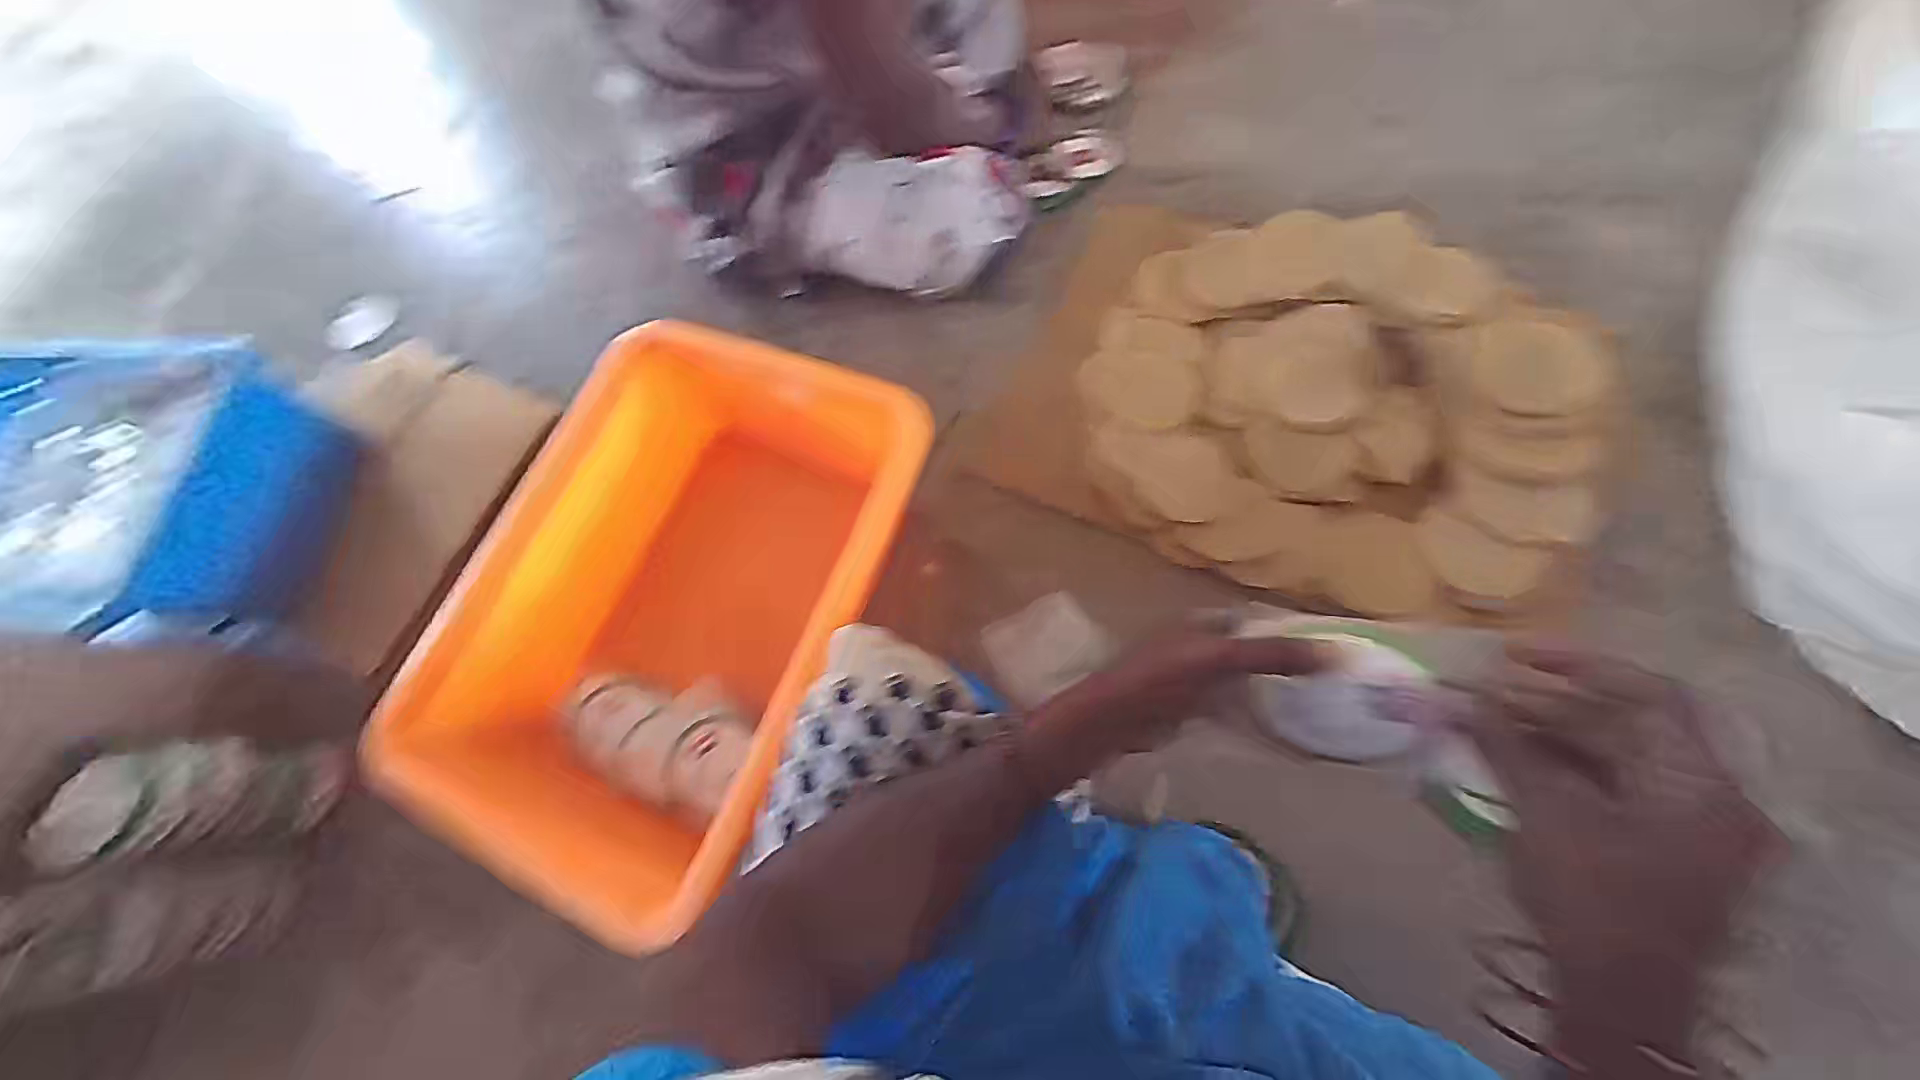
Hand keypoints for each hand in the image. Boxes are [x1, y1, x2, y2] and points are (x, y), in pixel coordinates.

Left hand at [1019, 622, 1326, 789]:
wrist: (1103, 724)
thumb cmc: (1153, 681)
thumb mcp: (1213, 659)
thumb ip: (1267, 653)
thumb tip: (1331, 652)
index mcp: (1202, 625)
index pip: (1257, 622)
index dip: (1292, 633)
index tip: (1336, 653)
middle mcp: (1197, 647)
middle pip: (1252, 653)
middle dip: (1288, 667)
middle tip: (1338, 690)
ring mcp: (1191, 682)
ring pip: (1243, 684)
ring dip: (1274, 696)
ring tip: (1321, 713)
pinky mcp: (1185, 712)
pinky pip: (1229, 712)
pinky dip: (1255, 720)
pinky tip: (1282, 737)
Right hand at [1469, 647, 1782, 1063]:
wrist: (1615, 991)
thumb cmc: (1589, 897)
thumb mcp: (1543, 813)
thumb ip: (1505, 746)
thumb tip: (1461, 696)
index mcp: (1699, 787)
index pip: (1649, 696)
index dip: (1578, 664)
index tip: (1513, 654)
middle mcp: (1703, 796)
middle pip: (1622, 723)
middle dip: (1544, 701)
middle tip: (1480, 687)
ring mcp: (1680, 820)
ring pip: (1606, 752)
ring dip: (1541, 730)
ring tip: (1478, 715)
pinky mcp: (1650, 839)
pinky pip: (1599, 780)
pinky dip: (1551, 761)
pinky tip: (1501, 751)